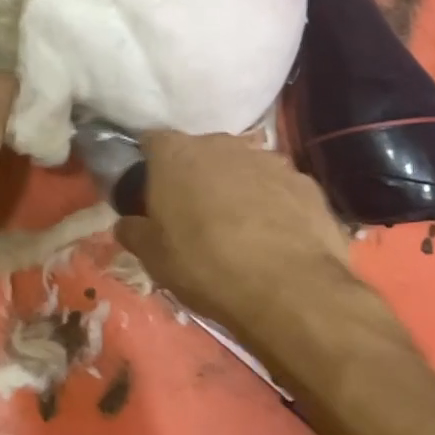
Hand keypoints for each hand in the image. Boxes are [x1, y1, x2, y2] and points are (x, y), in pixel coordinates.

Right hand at [114, 132, 351, 333]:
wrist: (290, 291)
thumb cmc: (206, 265)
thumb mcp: (153, 257)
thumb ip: (134, 231)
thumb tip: (128, 223)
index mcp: (175, 154)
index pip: (152, 142)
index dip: (149, 165)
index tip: (149, 191)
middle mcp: (221, 145)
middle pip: (200, 151)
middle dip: (195, 174)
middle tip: (192, 212)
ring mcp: (269, 160)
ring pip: (243, 167)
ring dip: (236, 187)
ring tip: (237, 227)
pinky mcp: (307, 184)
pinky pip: (279, 188)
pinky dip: (273, 204)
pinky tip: (274, 236)